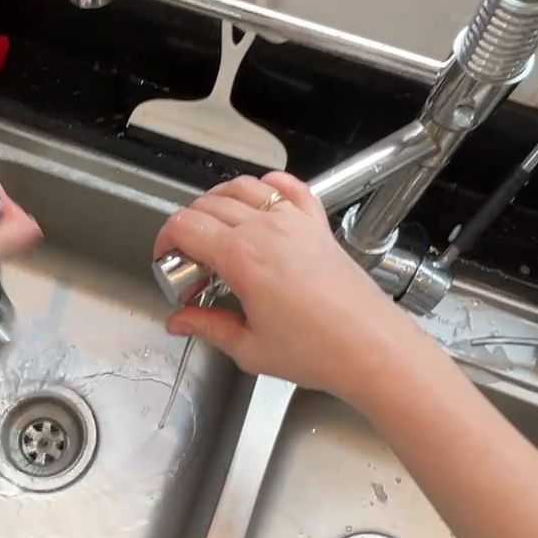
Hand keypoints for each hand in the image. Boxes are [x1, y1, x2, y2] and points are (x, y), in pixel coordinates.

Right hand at [153, 172, 417, 399]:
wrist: (372, 348)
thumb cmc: (320, 350)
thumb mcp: (249, 348)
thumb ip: (207, 327)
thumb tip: (179, 321)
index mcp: (242, 257)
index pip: (184, 225)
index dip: (165, 239)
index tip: (167, 259)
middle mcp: (267, 229)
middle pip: (207, 205)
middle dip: (187, 229)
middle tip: (191, 262)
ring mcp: (294, 222)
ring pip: (241, 187)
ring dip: (218, 202)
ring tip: (215, 231)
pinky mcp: (317, 225)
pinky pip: (287, 186)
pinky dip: (266, 187)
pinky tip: (259, 201)